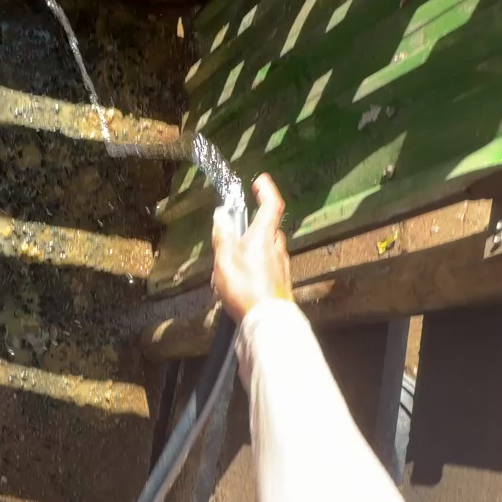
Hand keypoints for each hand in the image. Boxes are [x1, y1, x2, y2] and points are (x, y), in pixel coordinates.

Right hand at [211, 174, 293, 320]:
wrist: (267, 321)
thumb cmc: (246, 289)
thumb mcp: (225, 260)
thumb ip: (223, 236)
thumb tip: (221, 215)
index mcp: (263, 237)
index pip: (271, 205)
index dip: (267, 190)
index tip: (260, 181)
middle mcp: (276, 247)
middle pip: (268, 227)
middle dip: (252, 224)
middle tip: (234, 229)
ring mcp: (280, 265)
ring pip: (265, 247)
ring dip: (250, 248)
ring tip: (230, 262)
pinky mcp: (279, 280)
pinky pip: (266, 265)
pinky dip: (253, 265)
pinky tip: (239, 280)